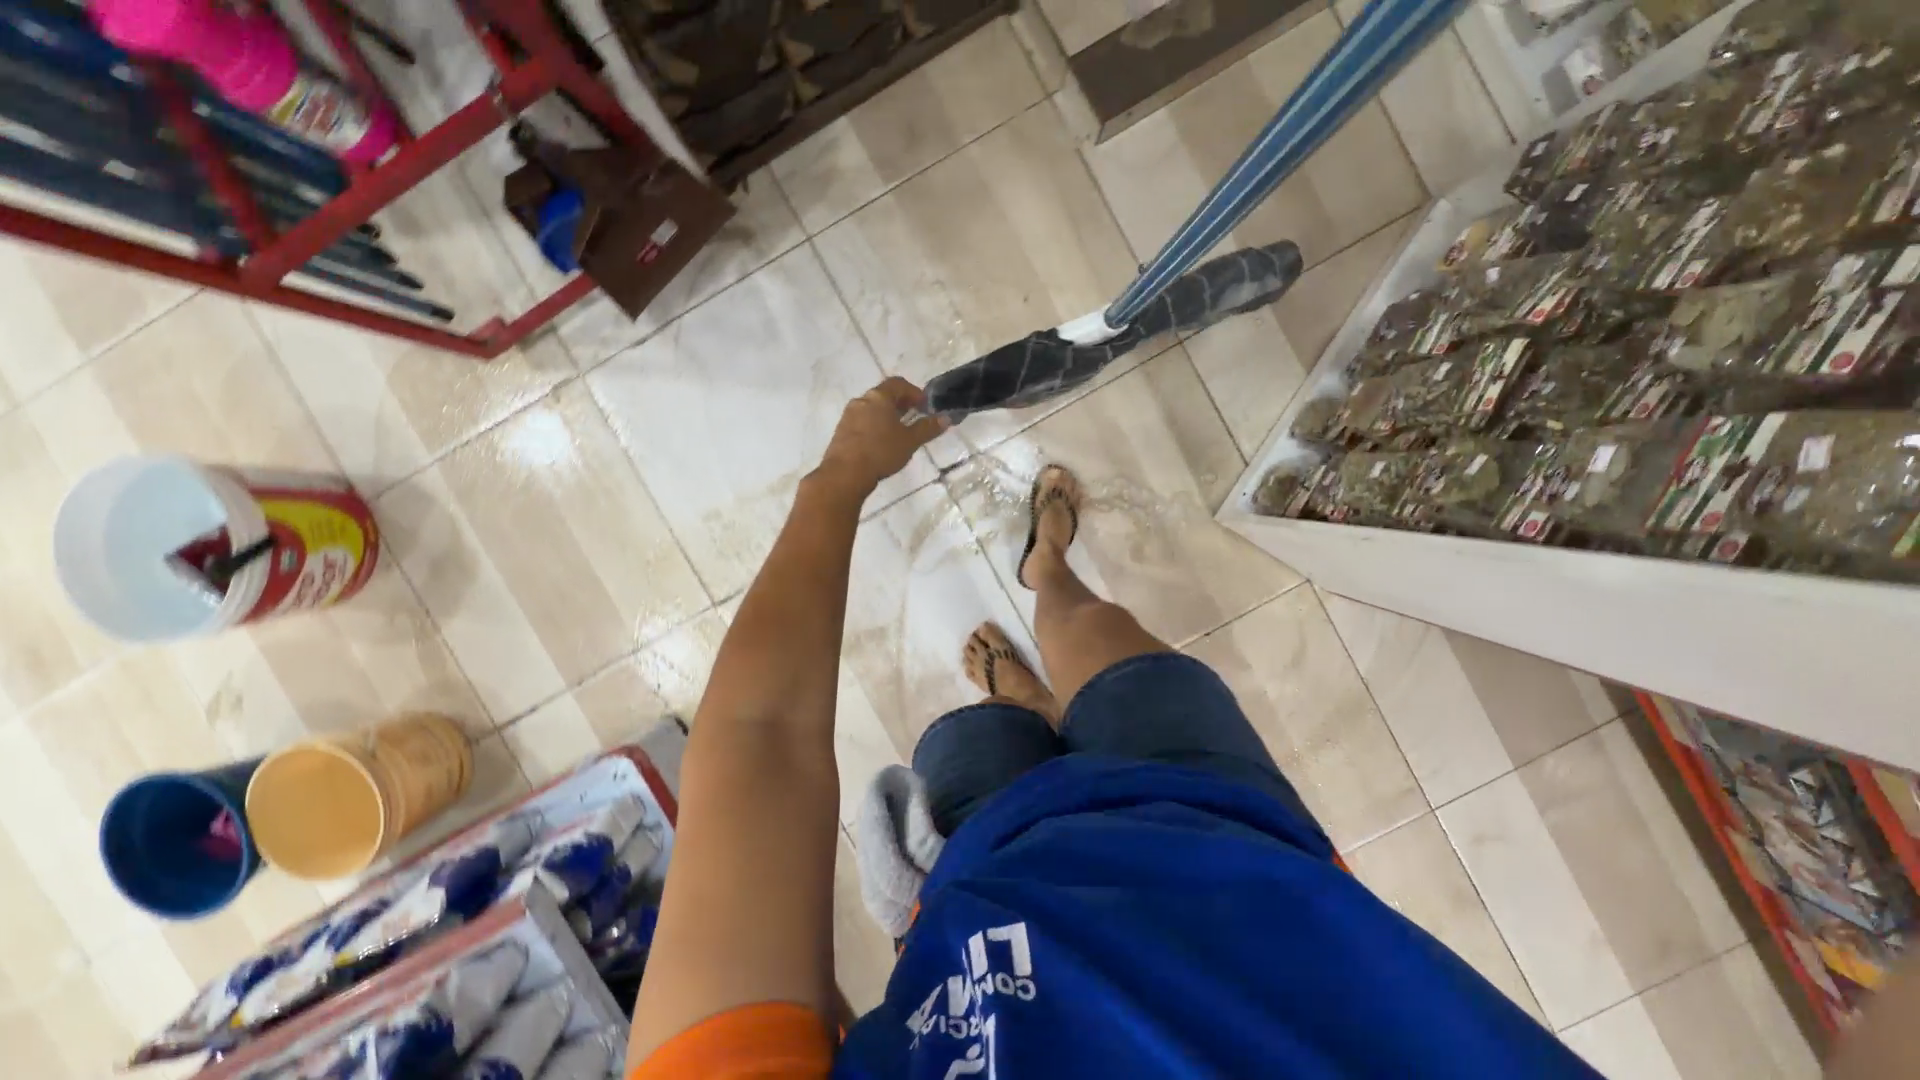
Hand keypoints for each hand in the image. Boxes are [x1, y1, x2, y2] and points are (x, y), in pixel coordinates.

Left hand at [816, 378, 948, 494]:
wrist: (845, 473)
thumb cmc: (881, 451)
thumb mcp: (910, 441)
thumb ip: (928, 428)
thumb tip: (946, 418)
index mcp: (879, 396)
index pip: (898, 384)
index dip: (914, 392)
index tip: (924, 406)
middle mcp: (862, 400)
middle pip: (884, 395)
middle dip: (901, 404)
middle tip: (914, 417)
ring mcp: (848, 415)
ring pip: (871, 408)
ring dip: (886, 415)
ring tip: (898, 432)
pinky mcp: (841, 430)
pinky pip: (862, 421)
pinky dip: (874, 425)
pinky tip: (881, 442)